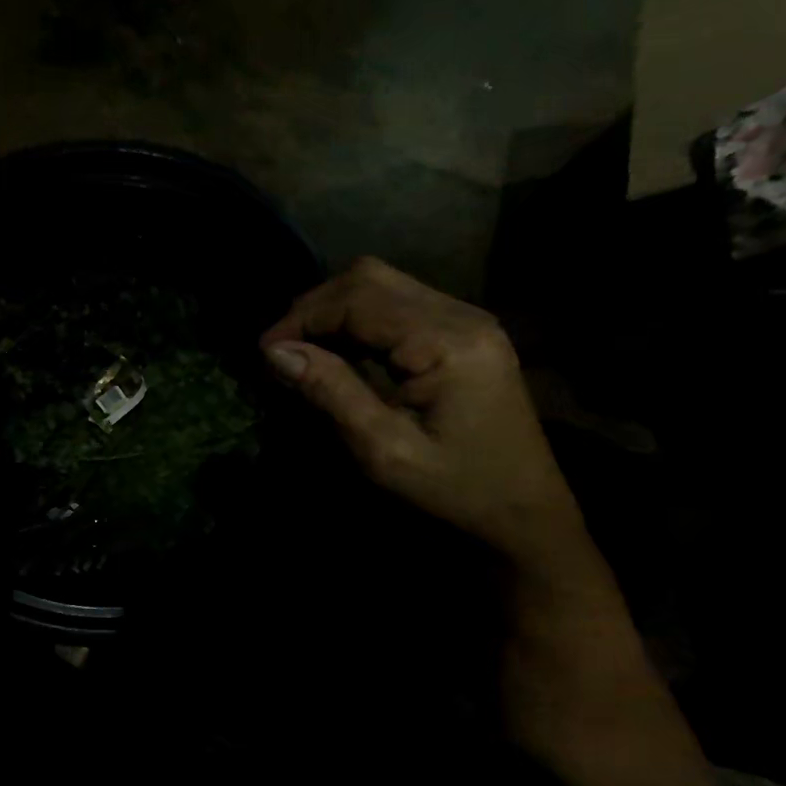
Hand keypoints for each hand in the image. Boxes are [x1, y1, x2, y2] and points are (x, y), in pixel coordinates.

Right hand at [259, 258, 580, 560]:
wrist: (522, 507)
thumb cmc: (452, 487)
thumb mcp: (382, 449)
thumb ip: (331, 391)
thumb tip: (275, 352)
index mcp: (446, 342)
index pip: (358, 300)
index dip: (302, 318)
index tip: (263, 352)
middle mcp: (461, 315)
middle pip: (370, 278)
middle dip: (315, 306)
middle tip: (281, 348)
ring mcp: (467, 318)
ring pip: (383, 284)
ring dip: (334, 309)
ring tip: (304, 349)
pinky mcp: (464, 330)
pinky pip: (399, 303)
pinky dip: (358, 318)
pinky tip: (339, 350)